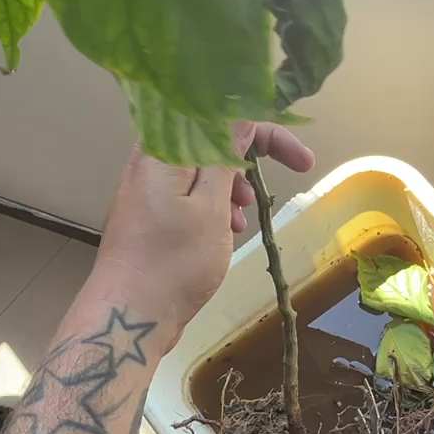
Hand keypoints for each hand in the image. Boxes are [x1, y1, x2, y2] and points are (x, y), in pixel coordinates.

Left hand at [92, 122, 313, 322]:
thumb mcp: (211, 208)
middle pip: (211, 141)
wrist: (131, 315)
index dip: (268, 133)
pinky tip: (225, 232)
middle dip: (248, 164)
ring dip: (231, 190)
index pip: (222, 118)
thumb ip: (226, 158)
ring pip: (202, 172)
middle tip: (268, 195)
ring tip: (242, 220)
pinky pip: (189, 196)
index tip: (302, 163)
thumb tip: (242, 118)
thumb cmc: (174, 263)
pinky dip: (213, 208)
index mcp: (165, 150)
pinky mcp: (150, 215)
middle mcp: (152, 162)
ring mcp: (148, 190)